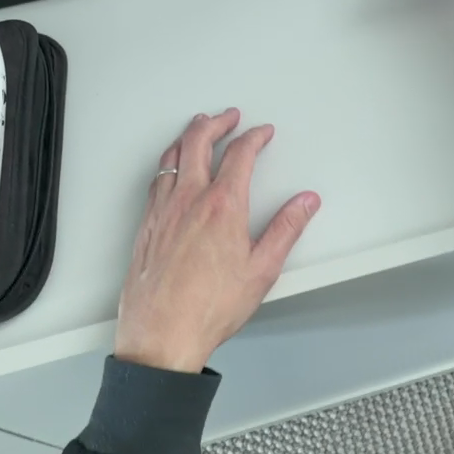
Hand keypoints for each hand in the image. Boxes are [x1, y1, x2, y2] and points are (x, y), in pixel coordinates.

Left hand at [114, 109, 320, 372]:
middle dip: (217, 122)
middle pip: (199, 141)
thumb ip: (286, 229)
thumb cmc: (209, 308)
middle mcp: (189, 199)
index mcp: (222, 206)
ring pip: (173, 155)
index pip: (240, 154)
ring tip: (199, 128)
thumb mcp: (262, 270)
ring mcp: (164, 210)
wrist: (161, 338)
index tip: (263, 132)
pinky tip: (172, 167)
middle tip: (229, 116)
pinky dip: (169, 161)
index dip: (255, 137)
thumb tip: (306, 202)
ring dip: (189, 135)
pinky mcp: (147, 225)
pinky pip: (157, 178)